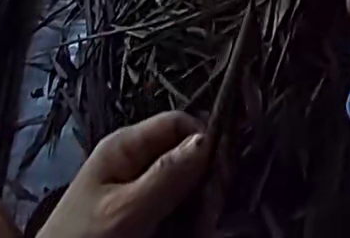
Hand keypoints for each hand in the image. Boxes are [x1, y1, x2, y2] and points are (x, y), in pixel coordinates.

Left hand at [38, 111, 210, 237]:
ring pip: (182, 189)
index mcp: (125, 146)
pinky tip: (194, 232)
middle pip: (183, 157)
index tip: (225, 171)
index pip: (177, 123)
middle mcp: (134, 163)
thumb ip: (165, 176)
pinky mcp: (137, 223)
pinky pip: (171, 214)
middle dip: (203, 180)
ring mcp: (135, 195)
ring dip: (197, 206)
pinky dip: (185, 223)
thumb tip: (208, 138)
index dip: (204, 139)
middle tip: (216, 209)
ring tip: (207, 225)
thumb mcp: (124, 211)